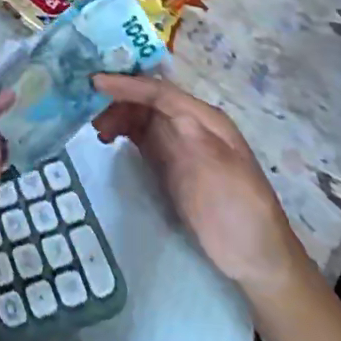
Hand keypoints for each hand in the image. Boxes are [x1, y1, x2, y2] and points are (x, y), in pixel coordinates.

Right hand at [91, 74, 307, 289]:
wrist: (254, 258)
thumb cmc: (243, 213)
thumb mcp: (227, 178)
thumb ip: (200, 143)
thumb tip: (172, 113)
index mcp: (205, 119)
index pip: (160, 92)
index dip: (128, 84)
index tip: (95, 82)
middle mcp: (188, 123)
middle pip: (145, 98)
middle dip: (116, 97)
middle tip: (87, 108)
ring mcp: (175, 142)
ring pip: (137, 113)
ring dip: (114, 113)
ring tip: (96, 129)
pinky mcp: (165, 160)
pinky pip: (136, 133)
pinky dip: (118, 129)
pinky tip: (106, 138)